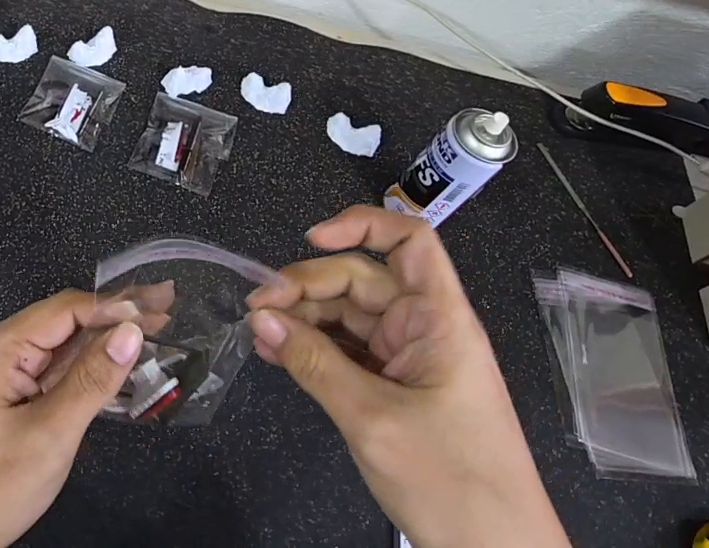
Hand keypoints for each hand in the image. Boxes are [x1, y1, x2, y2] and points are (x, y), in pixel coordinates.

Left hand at [0, 291, 142, 547]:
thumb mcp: (50, 435)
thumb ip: (92, 380)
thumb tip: (131, 331)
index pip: (65, 308)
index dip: (114, 305)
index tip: (160, 306)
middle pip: (64, 320)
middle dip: (114, 316)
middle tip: (165, 310)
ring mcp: (0, 373)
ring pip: (60, 345)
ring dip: (103, 341)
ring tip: (152, 334)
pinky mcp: (6, 396)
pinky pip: (50, 370)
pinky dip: (85, 367)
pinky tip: (115, 367)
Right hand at [246, 206, 568, 547]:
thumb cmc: (451, 483)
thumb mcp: (373, 420)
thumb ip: (314, 363)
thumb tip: (260, 319)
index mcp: (439, 319)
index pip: (410, 241)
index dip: (362, 225)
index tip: (311, 240)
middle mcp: (423, 328)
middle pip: (360, 279)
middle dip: (307, 287)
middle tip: (257, 310)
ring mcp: (407, 360)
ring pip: (346, 316)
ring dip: (302, 320)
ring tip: (258, 335)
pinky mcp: (394, 389)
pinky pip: (346, 352)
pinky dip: (311, 350)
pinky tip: (275, 355)